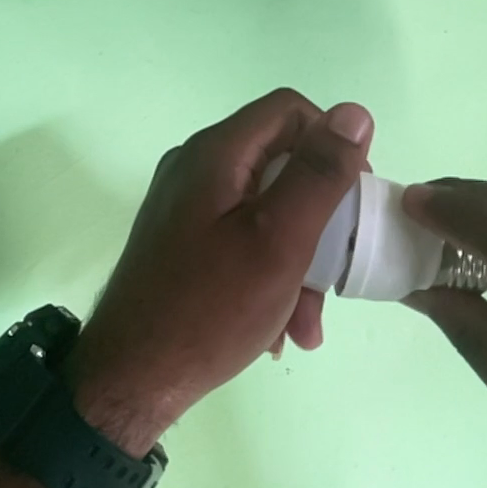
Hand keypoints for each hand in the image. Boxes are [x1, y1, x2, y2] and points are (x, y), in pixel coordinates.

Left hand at [66, 90, 372, 454]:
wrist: (132, 376)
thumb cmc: (211, 307)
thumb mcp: (280, 238)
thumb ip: (319, 174)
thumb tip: (354, 113)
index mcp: (215, 153)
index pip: (289, 111)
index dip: (331, 143)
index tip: (353, 198)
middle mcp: (196, 168)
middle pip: (279, 165)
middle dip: (319, 221)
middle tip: (338, 274)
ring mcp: (185, 205)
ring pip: (265, 210)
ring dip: (298, 261)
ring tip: (307, 324)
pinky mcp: (182, 241)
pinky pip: (241, 238)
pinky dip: (268, 274)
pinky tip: (279, 328)